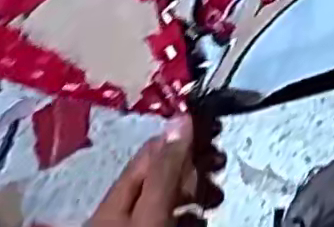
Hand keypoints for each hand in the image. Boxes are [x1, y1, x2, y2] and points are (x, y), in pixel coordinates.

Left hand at [88, 117, 223, 226]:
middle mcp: (120, 212)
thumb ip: (167, 167)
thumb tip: (182, 117)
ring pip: (171, 196)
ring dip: (199, 191)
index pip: (151, 151)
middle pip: (163, 172)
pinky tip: (201, 222)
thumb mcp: (153, 211)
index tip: (218, 132)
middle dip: (196, 165)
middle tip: (219, 167)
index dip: (185, 135)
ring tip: (214, 200)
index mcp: (114, 200)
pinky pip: (173, 220)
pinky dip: (192, 216)